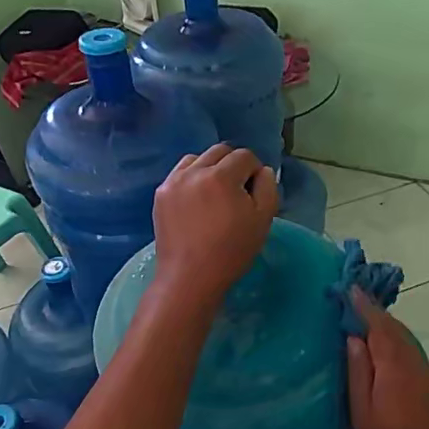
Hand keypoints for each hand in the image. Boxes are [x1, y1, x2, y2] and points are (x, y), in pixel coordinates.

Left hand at [150, 144, 276, 309]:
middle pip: (220, 151)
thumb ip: (267, 188)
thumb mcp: (263, 221)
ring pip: (197, 159)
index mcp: (222, 176)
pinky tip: (196, 201)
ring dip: (210, 168)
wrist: (190, 277)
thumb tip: (262, 171)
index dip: (255, 171)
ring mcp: (173, 181)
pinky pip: (180, 174)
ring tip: (214, 194)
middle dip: (234, 165)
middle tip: (237, 192)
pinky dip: (191, 179)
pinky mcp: (161, 194)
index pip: (245, 156)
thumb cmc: (231, 251)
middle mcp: (195, 171)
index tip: (254, 192)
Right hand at [346, 291, 428, 428]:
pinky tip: (378, 340)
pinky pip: (406, 344)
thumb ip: (357, 370)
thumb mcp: (362, 409)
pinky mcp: (426, 376)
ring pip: (401, 334)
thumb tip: (353, 337)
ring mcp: (422, 367)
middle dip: (372, 309)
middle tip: (350, 298)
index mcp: (393, 364)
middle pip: (392, 325)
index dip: (363, 306)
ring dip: (382, 321)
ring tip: (360, 314)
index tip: (349, 289)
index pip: (378, 325)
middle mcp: (411, 359)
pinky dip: (391, 334)